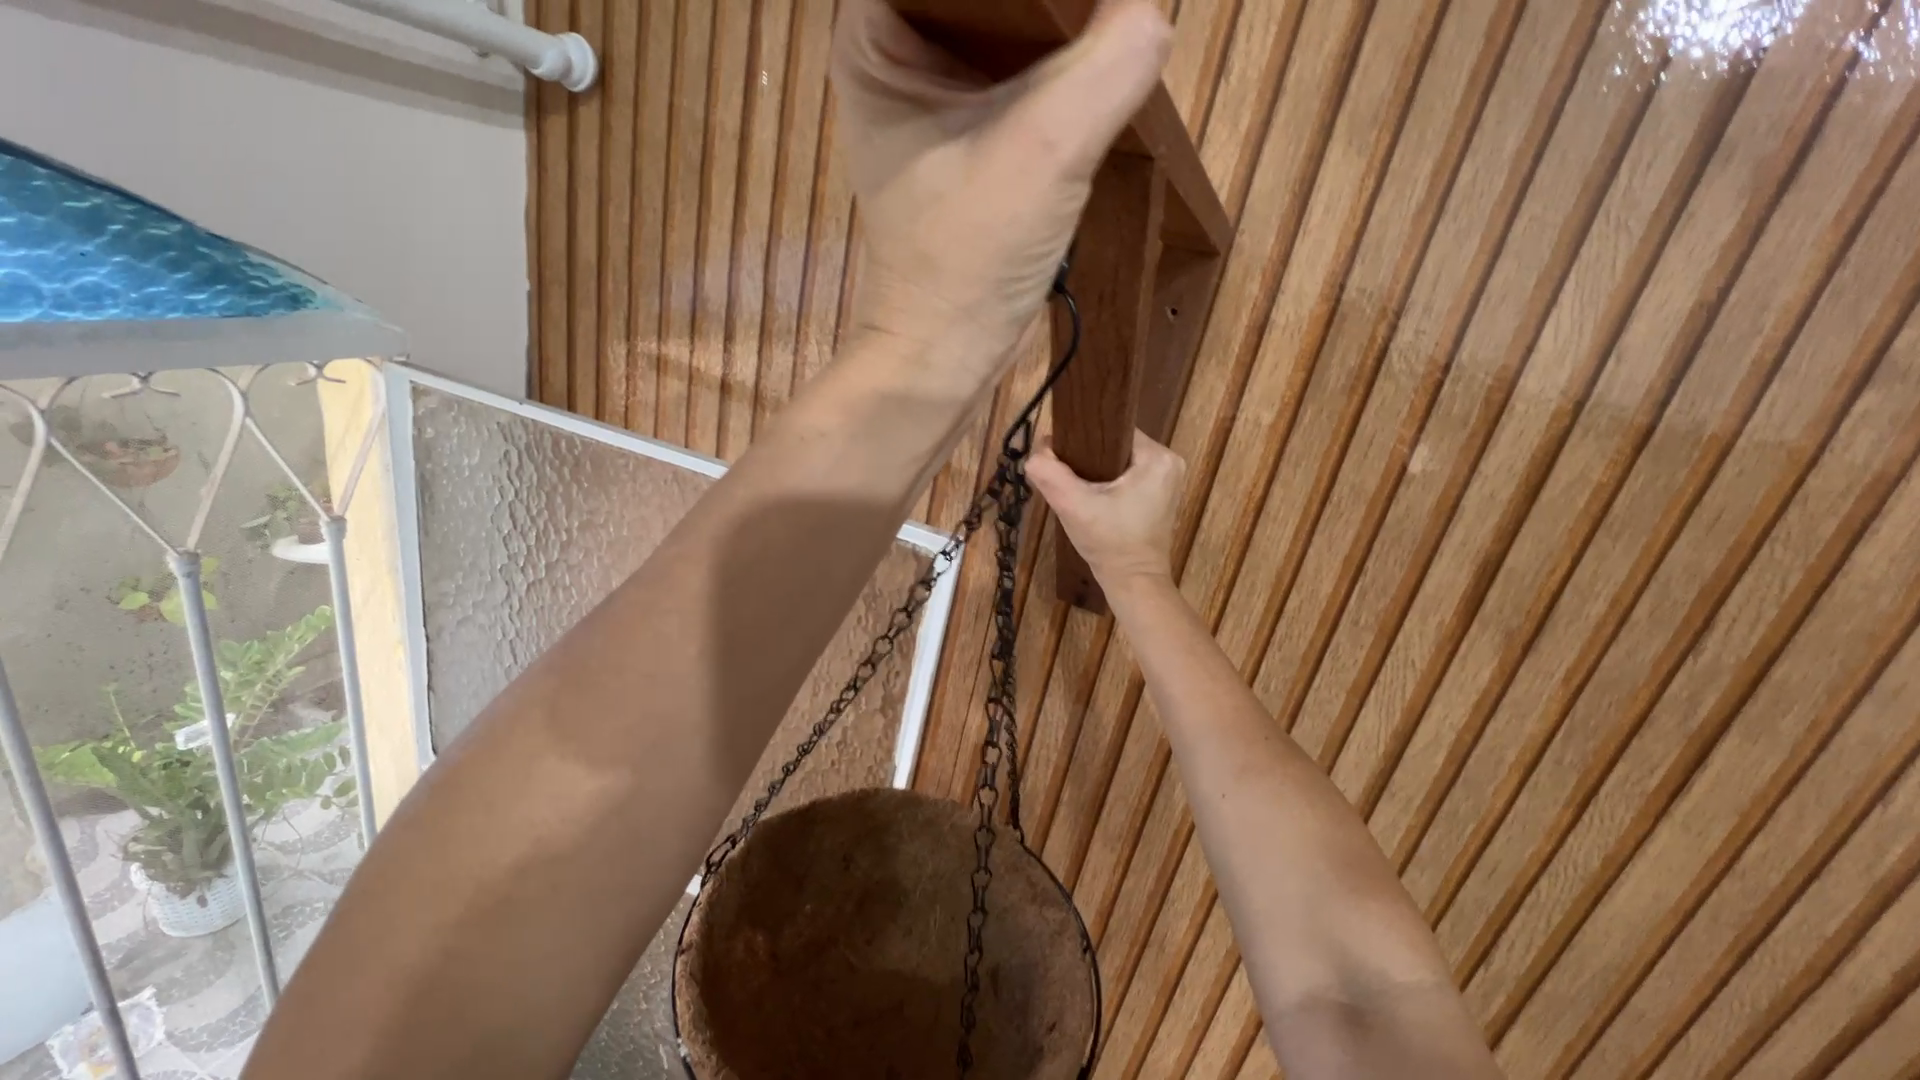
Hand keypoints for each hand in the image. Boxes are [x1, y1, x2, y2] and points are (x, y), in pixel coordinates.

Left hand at [831, 0, 1170, 385]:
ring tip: (1111, 31)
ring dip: (1065, 26)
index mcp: (877, 31)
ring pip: (1010, 18)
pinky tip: (1100, 68)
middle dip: (1053, 2)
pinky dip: (1060, 66)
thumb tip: (1151, 10)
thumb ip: (1109, 62)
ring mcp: (929, 90)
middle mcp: (895, 47)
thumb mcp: (1047, 149)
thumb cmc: (969, 258)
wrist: (948, 351)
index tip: (1083, 3)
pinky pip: (1019, 66)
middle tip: (1106, 14)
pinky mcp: (963, 129)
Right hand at [1027, 430, 1185, 587]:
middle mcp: (1169, 462)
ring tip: (1079, 487)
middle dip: (1089, 458)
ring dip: (1098, 471)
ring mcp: (1168, 479)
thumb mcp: (1073, 506)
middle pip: (1115, 444)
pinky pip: (1129, 476)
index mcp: (1157, 457)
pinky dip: (1110, 483)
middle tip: (1068, 476)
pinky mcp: (1162, 495)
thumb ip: (1049, 474)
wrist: (1133, 582)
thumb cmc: (1109, 543)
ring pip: (1120, 460)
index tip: (1064, 456)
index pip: (1112, 429)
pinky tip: (1094, 497)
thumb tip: (1036, 453)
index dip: (1083, 438)